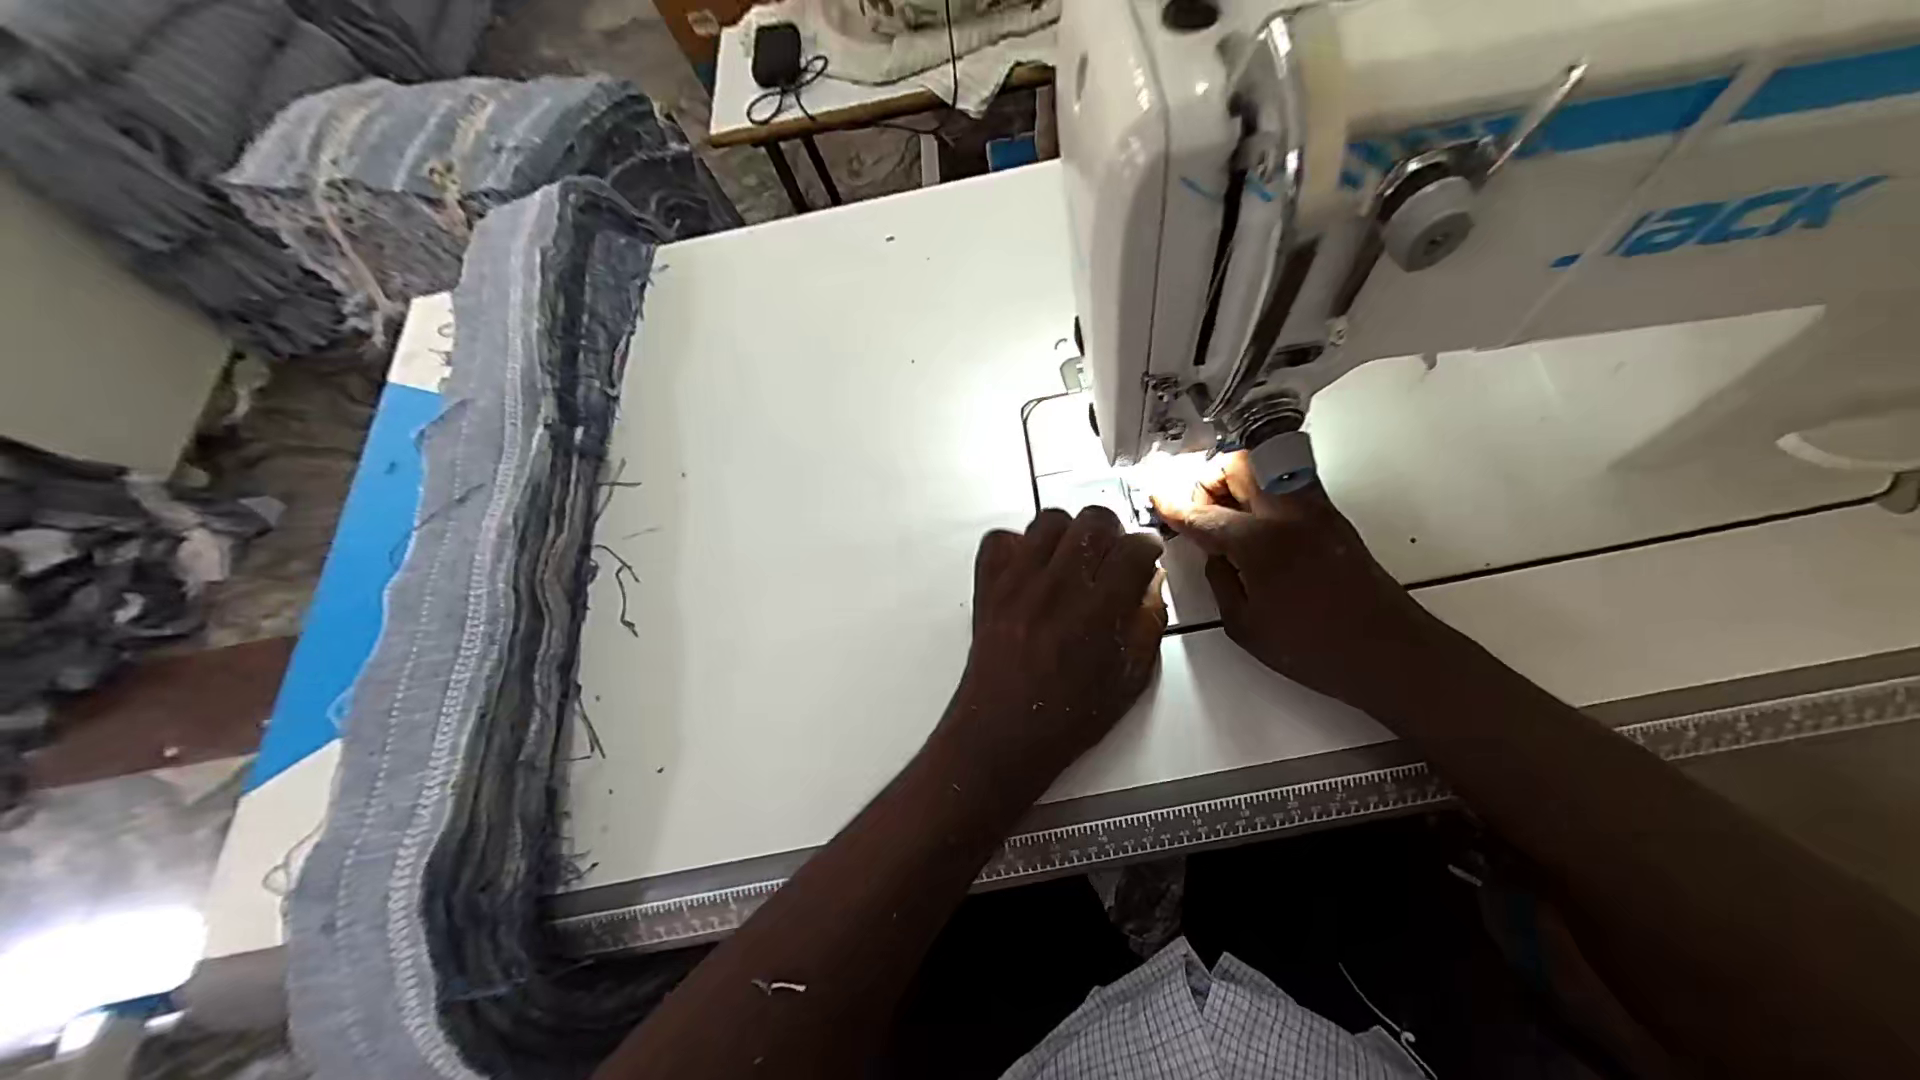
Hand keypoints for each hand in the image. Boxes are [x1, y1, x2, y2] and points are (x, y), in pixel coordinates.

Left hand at [941, 506, 1167, 786]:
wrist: (1002, 732)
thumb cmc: (1063, 717)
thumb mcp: (1128, 680)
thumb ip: (1147, 625)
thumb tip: (1150, 584)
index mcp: (1099, 612)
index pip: (1135, 548)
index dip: (1147, 546)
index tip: (1145, 552)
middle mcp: (1058, 588)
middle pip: (1094, 520)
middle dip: (1112, 532)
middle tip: (1111, 553)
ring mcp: (1018, 582)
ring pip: (1050, 520)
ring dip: (1068, 534)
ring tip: (1071, 558)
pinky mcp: (988, 585)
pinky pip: (1002, 539)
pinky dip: (1018, 546)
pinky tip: (1031, 568)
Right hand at [1150, 452, 1439, 713]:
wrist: (1389, 653)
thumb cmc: (1316, 649)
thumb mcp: (1245, 625)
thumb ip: (1220, 580)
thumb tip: (1216, 556)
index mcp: (1261, 543)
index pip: (1204, 514)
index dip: (1174, 507)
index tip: (1157, 498)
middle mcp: (1289, 515)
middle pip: (1239, 466)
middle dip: (1209, 481)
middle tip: (1199, 512)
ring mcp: (1316, 511)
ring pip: (1267, 466)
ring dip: (1238, 481)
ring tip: (1226, 516)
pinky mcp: (1333, 519)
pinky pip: (1287, 486)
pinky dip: (1263, 492)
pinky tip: (1255, 527)